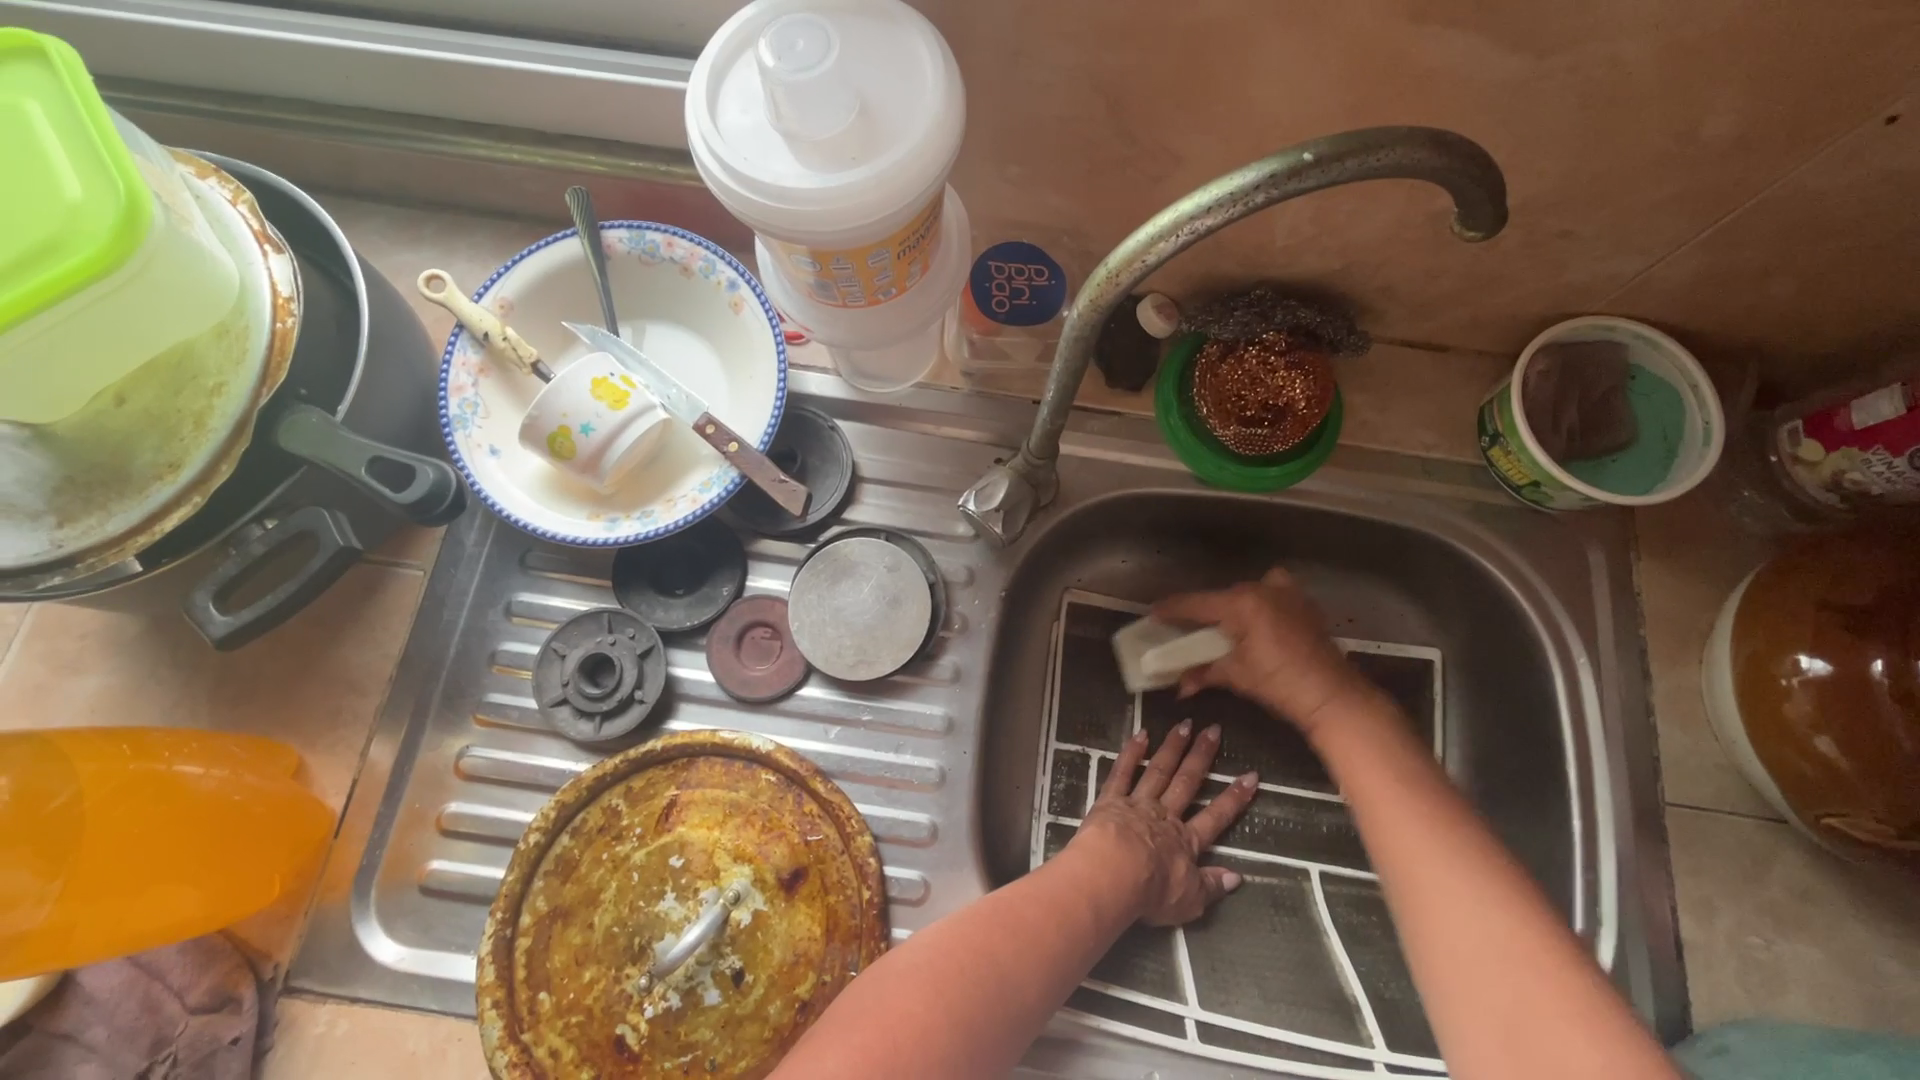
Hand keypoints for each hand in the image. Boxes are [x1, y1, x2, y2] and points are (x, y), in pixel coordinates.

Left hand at [1069, 721, 1258, 926]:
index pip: (1217, 817)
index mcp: (1186, 841)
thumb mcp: (1189, 900)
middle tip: (1214, 730)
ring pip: (1159, 771)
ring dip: (1172, 747)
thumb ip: (1212, 886)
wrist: (1112, 875)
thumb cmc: (1151, 892)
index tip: (1251, 775)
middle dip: (1202, 756)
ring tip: (1184, 724)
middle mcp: (1165, 815)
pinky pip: (1121, 773)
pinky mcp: (1110, 800)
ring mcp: (1137, 804)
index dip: (1235, 797)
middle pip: (1187, 782)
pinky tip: (1140, 734)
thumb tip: (1237, 877)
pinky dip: (1130, 753)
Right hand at [1153, 568, 1367, 737]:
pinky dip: (1261, 606)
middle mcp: (1264, 590)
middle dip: (1206, 611)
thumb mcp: (1236, 676)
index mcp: (1242, 603)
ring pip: (1250, 592)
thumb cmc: (1280, 684)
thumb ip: (1204, 673)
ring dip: (1236, 606)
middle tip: (1190, 628)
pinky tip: (1258, 626)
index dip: (1172, 609)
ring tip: (1227, 626)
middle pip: (1223, 596)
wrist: (1334, 696)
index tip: (1153, 613)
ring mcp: (1288, 594)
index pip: (1196, 603)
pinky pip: (1274, 596)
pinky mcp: (1305, 605)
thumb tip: (1180, 685)